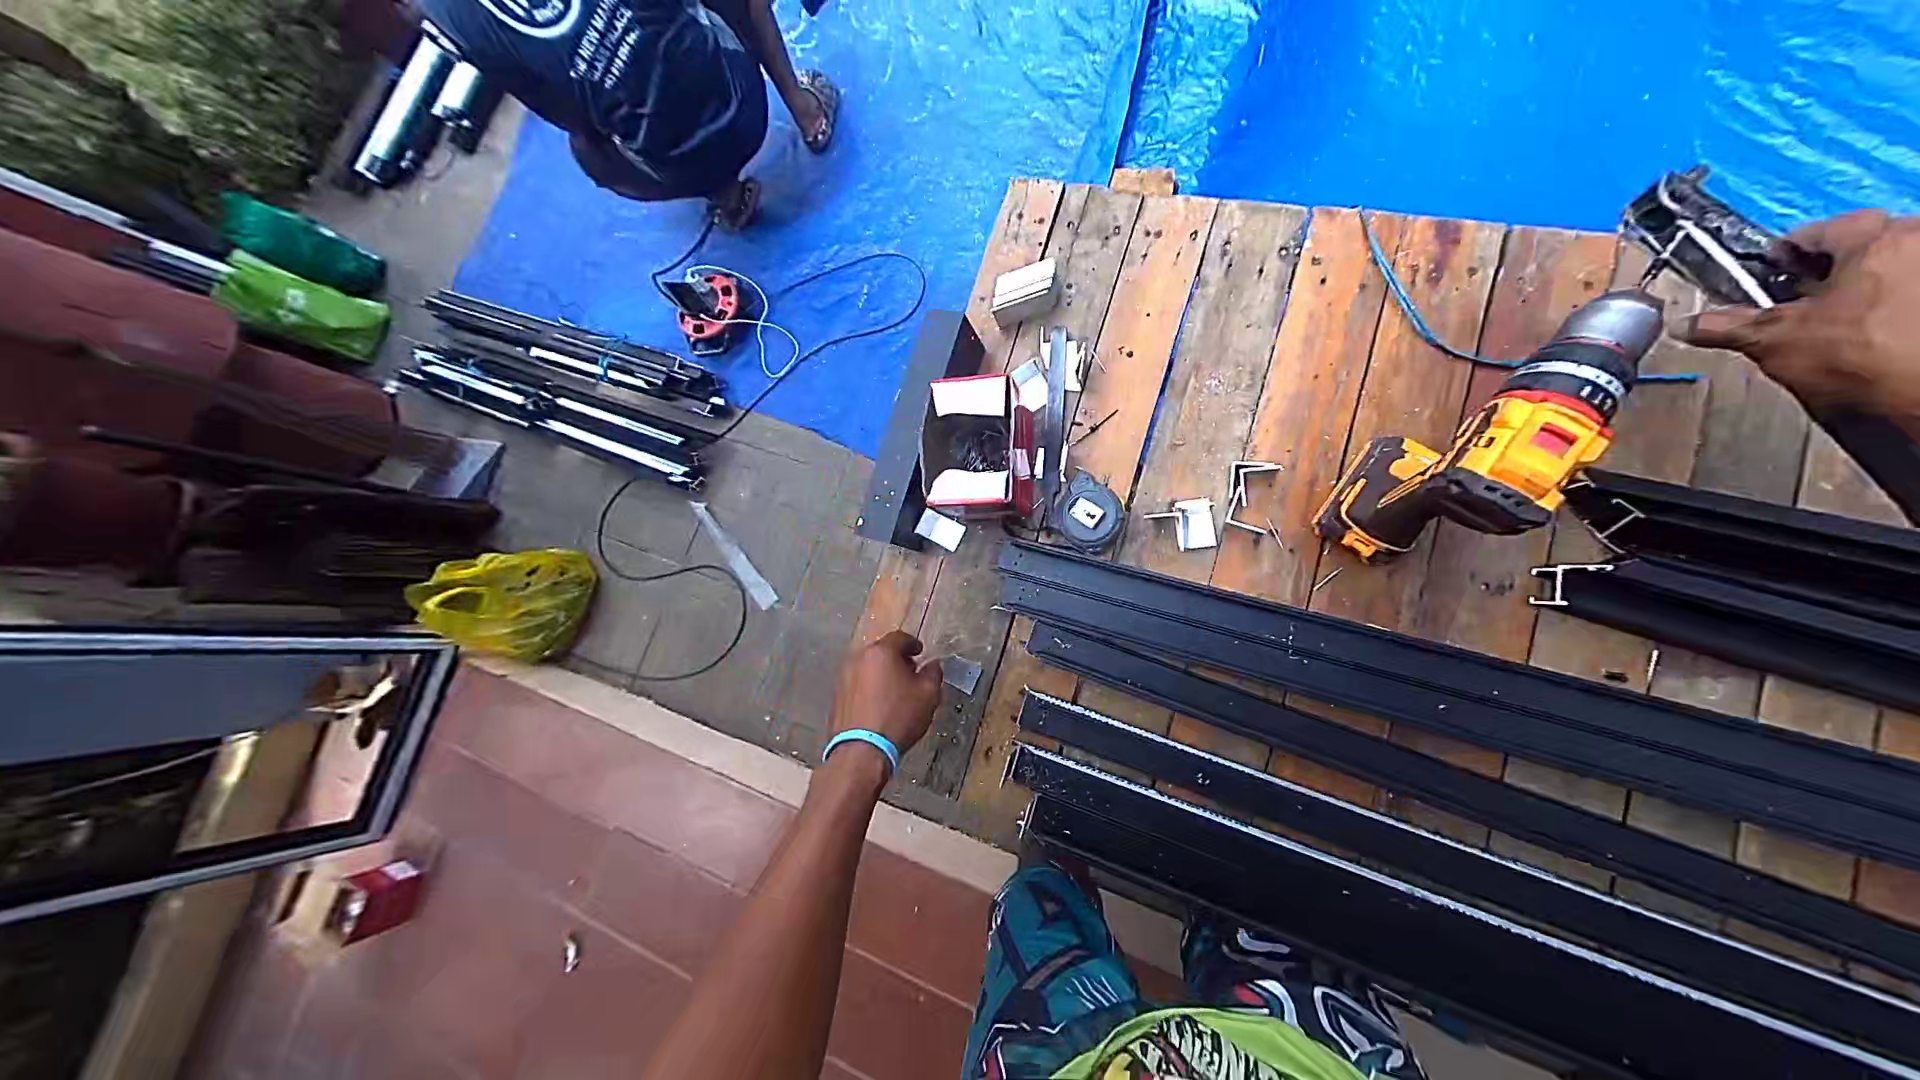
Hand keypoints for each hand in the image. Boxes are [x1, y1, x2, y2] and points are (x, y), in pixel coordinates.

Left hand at [829, 630, 942, 760]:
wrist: (861, 751)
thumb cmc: (898, 718)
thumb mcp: (928, 695)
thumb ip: (933, 673)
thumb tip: (933, 664)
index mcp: (881, 653)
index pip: (899, 638)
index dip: (912, 644)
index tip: (920, 651)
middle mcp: (859, 659)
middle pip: (881, 651)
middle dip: (896, 659)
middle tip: (910, 671)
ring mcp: (843, 678)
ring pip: (867, 668)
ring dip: (881, 674)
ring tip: (894, 690)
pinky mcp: (836, 697)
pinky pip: (857, 685)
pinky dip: (868, 688)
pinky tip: (878, 705)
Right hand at [1680, 210, 1919, 423]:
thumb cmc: (1861, 359)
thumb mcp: (1772, 341)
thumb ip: (1726, 326)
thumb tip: (1689, 325)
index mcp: (1882, 241)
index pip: (1826, 229)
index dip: (1790, 249)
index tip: (1773, 265)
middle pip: (1870, 243)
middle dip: (1834, 267)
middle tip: (1802, 294)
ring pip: (1899, 266)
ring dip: (1868, 285)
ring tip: (1837, 317)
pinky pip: (1913, 291)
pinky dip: (1895, 304)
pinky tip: (1877, 329)